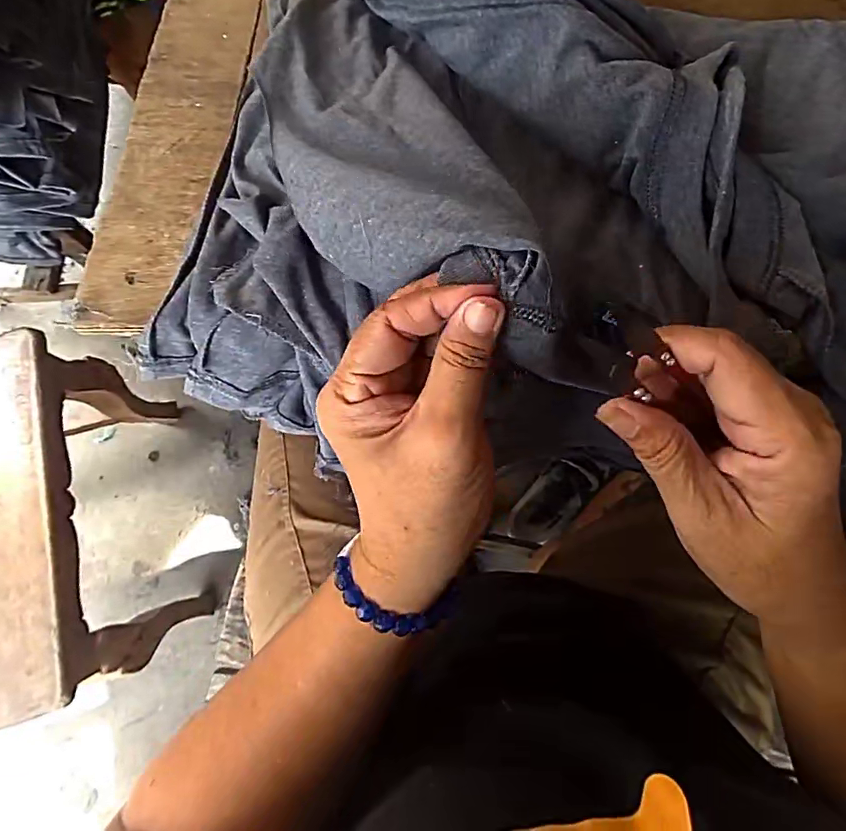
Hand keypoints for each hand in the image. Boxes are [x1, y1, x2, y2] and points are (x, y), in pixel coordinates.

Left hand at [317, 278, 504, 612]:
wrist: (426, 558)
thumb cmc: (426, 505)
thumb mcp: (444, 433)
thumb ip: (463, 365)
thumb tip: (485, 305)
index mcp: (350, 389)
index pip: (387, 325)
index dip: (433, 302)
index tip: (484, 291)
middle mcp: (363, 381)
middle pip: (401, 323)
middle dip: (444, 302)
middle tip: (492, 287)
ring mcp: (391, 388)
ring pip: (422, 336)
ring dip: (456, 317)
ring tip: (495, 299)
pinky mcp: (419, 397)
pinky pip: (439, 356)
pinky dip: (464, 339)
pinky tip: (487, 324)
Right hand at [595, 326, 845, 620]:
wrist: (806, 588)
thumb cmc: (756, 563)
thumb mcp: (700, 514)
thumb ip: (662, 452)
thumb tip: (612, 405)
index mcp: (788, 433)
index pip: (727, 357)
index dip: (674, 344)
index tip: (624, 361)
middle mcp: (799, 407)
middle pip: (725, 354)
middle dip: (669, 361)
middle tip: (625, 389)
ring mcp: (792, 407)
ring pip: (723, 363)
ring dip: (675, 375)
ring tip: (640, 403)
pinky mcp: (779, 412)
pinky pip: (728, 382)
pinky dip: (689, 390)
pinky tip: (665, 413)